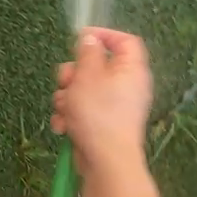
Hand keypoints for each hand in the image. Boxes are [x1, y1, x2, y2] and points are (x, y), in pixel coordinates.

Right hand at [50, 27, 152, 174]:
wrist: (105, 161)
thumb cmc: (98, 113)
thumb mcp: (88, 75)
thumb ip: (87, 52)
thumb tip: (90, 39)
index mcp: (131, 70)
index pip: (125, 41)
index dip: (104, 35)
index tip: (80, 37)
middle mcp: (126, 86)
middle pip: (96, 65)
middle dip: (73, 74)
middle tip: (66, 81)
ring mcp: (114, 106)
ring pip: (82, 89)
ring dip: (67, 97)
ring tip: (65, 110)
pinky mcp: (102, 123)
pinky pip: (81, 109)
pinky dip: (70, 115)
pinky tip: (65, 126)